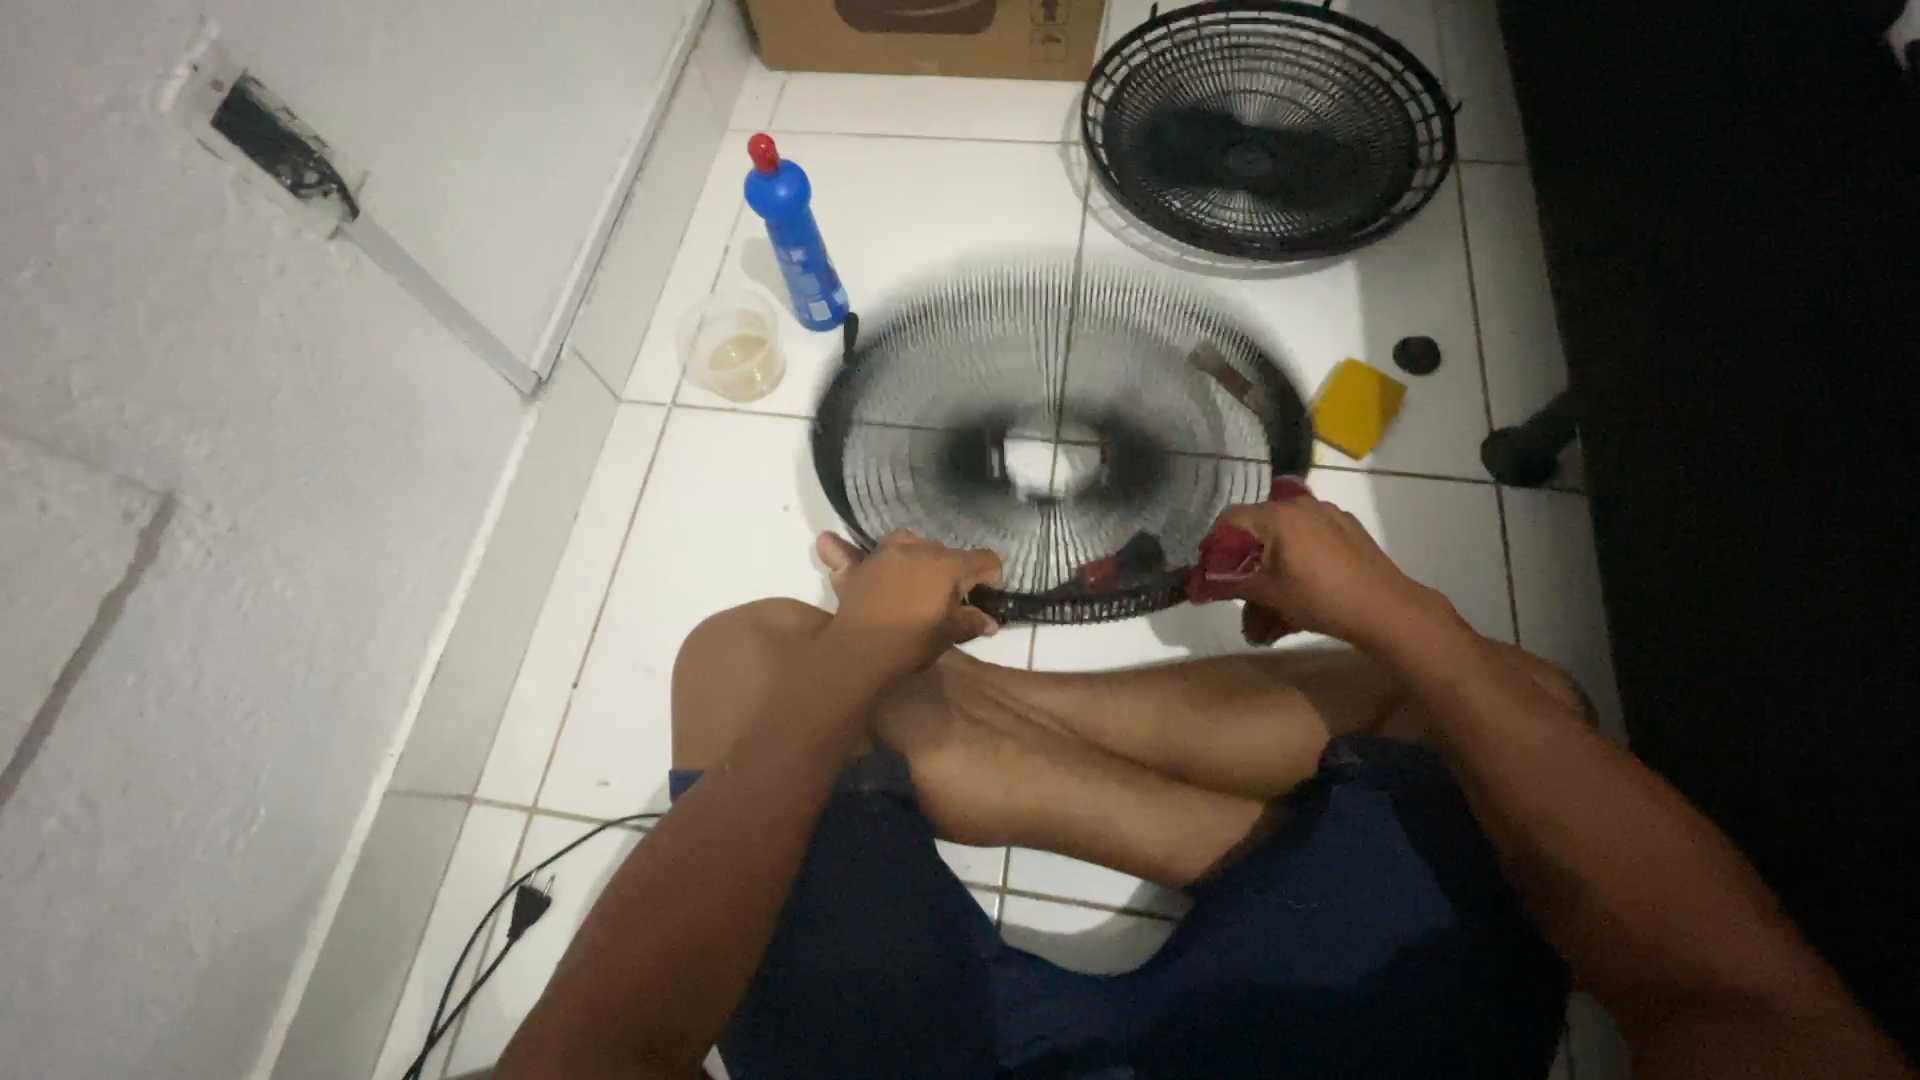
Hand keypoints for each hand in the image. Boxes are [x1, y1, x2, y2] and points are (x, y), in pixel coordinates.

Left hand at [817, 530, 1002, 673]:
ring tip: (914, 573)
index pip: (982, 559)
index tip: (989, 591)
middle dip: (952, 569)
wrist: (862, 652)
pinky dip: (840, 550)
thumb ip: (970, 622)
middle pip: (944, 551)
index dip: (991, 574)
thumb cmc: (913, 642)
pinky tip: (828, 542)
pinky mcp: (856, 569)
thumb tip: (991, 622)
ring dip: (914, 553)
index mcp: (947, 565)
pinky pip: (846, 553)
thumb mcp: (948, 635)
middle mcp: (917, 550)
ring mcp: (883, 555)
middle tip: (950, 596)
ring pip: (905, 541)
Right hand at [1214, 496, 1453, 649]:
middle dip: (1244, 555)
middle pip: (1258, 524)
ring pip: (1285, 531)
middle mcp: (1301, 505)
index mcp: (1277, 515)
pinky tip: (1301, 579)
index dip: (1214, 544)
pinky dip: (1296, 553)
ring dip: (1270, 557)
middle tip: (1240, 584)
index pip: (1230, 518)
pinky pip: (1309, 535)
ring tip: (1271, 589)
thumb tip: (1200, 584)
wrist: (1385, 608)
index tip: (1211, 570)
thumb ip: (1230, 583)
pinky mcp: (1347, 527)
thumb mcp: (1268, 594)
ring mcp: (1328, 514)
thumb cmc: (1320, 599)